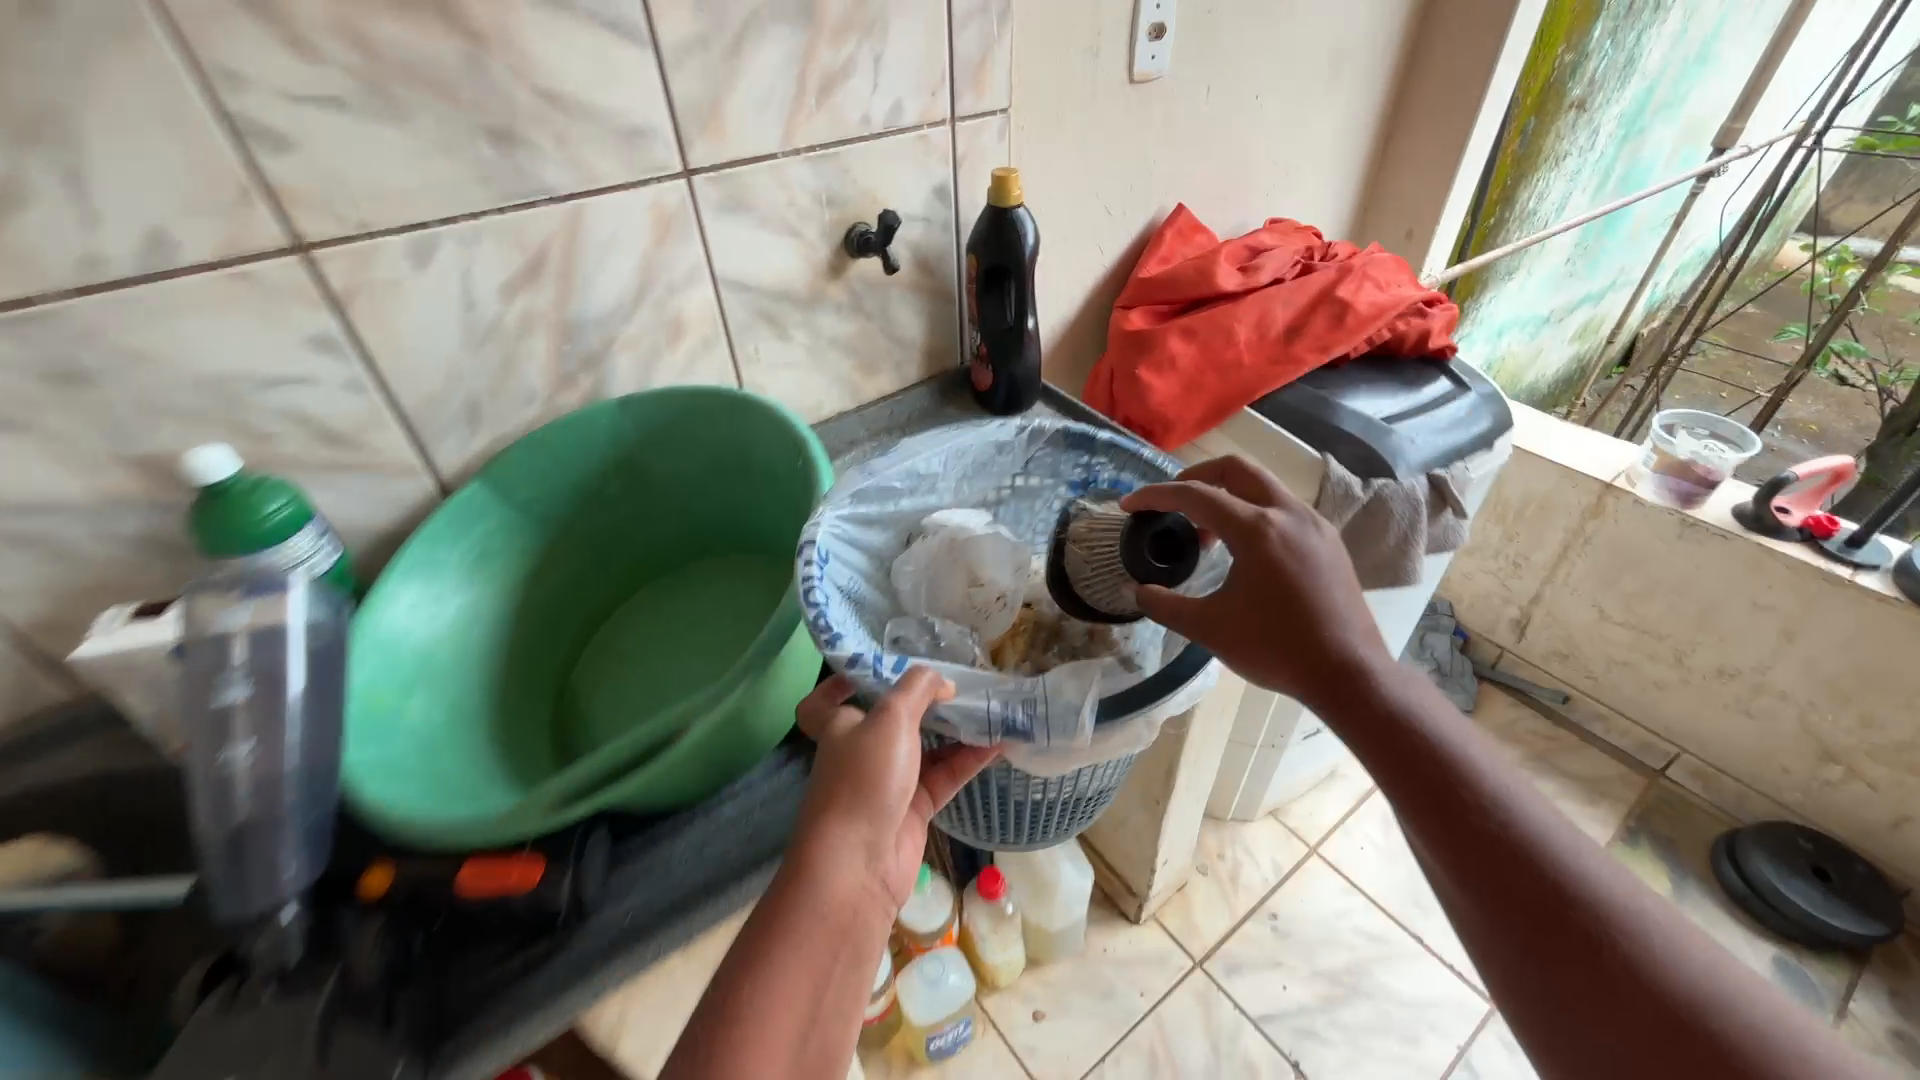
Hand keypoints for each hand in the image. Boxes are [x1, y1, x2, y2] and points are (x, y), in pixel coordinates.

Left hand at [792, 668, 1000, 913]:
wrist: (859, 864)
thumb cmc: (863, 779)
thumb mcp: (890, 718)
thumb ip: (918, 689)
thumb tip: (943, 683)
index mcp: (840, 726)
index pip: (823, 703)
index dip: (838, 686)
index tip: (867, 671)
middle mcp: (861, 752)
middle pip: (889, 720)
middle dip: (920, 704)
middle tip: (956, 684)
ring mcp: (888, 783)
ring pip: (924, 749)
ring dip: (955, 730)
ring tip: (990, 709)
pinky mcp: (914, 810)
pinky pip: (945, 776)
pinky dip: (969, 760)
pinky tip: (999, 743)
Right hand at [1122, 456, 1392, 707]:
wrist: (1349, 675)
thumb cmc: (1275, 649)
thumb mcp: (1208, 628)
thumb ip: (1165, 604)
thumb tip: (1136, 590)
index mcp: (1256, 530)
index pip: (1195, 495)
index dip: (1155, 496)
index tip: (1129, 506)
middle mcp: (1288, 514)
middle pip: (1234, 469)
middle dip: (1195, 477)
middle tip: (1170, 503)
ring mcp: (1314, 525)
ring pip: (1263, 486)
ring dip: (1226, 495)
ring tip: (1203, 534)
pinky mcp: (1328, 541)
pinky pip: (1283, 508)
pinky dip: (1253, 512)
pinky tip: (1242, 550)